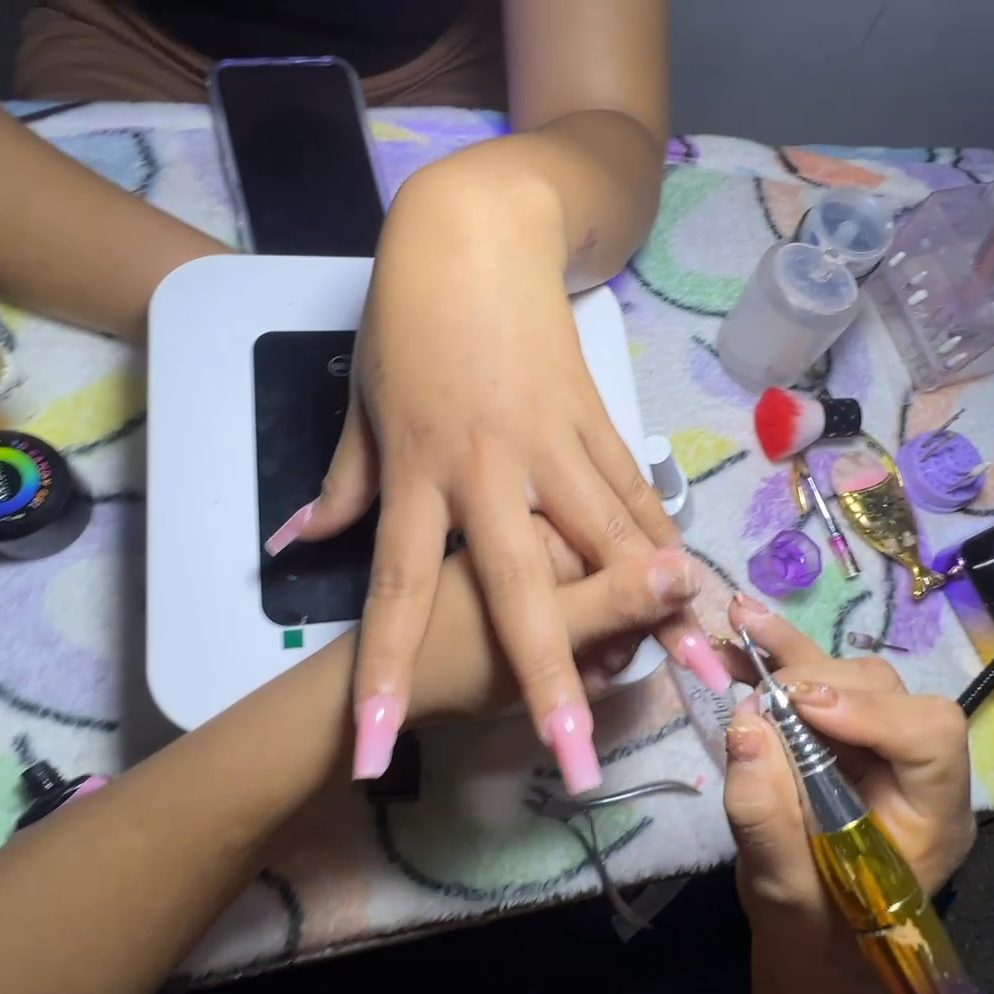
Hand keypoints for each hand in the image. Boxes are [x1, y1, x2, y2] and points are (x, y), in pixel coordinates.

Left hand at [270, 160, 729, 794]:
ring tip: (696, 677)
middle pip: (524, 588)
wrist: (480, 232)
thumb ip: (342, 486)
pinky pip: (634, 494)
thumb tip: (295, 545)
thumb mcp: (364, 402)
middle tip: (576, 761)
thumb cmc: (409, 321)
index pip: (397, 589)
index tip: (374, 754)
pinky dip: (665, 545)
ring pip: (607, 544)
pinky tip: (698, 591)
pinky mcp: (600, 421)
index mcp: (420, 471)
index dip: (383, 675)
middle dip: (548, 680)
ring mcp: (555, 446)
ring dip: (650, 615)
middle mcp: (492, 472)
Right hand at [720, 594, 973, 993]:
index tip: (801, 709)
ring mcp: (879, 738)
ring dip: (793, 654)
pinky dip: (777, 649)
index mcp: (932, 814)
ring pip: (851, 673)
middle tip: (756, 701)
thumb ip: (767, 819)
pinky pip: (816, 674)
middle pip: (887, 692)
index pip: (931, 737)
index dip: (871, 711)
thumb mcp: (785, 891)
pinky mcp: (842, 725)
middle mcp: (915, 765)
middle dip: (817, 686)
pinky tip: (740, 627)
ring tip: (738, 628)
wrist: (815, 933)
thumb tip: (745, 726)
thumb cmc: (815, 928)